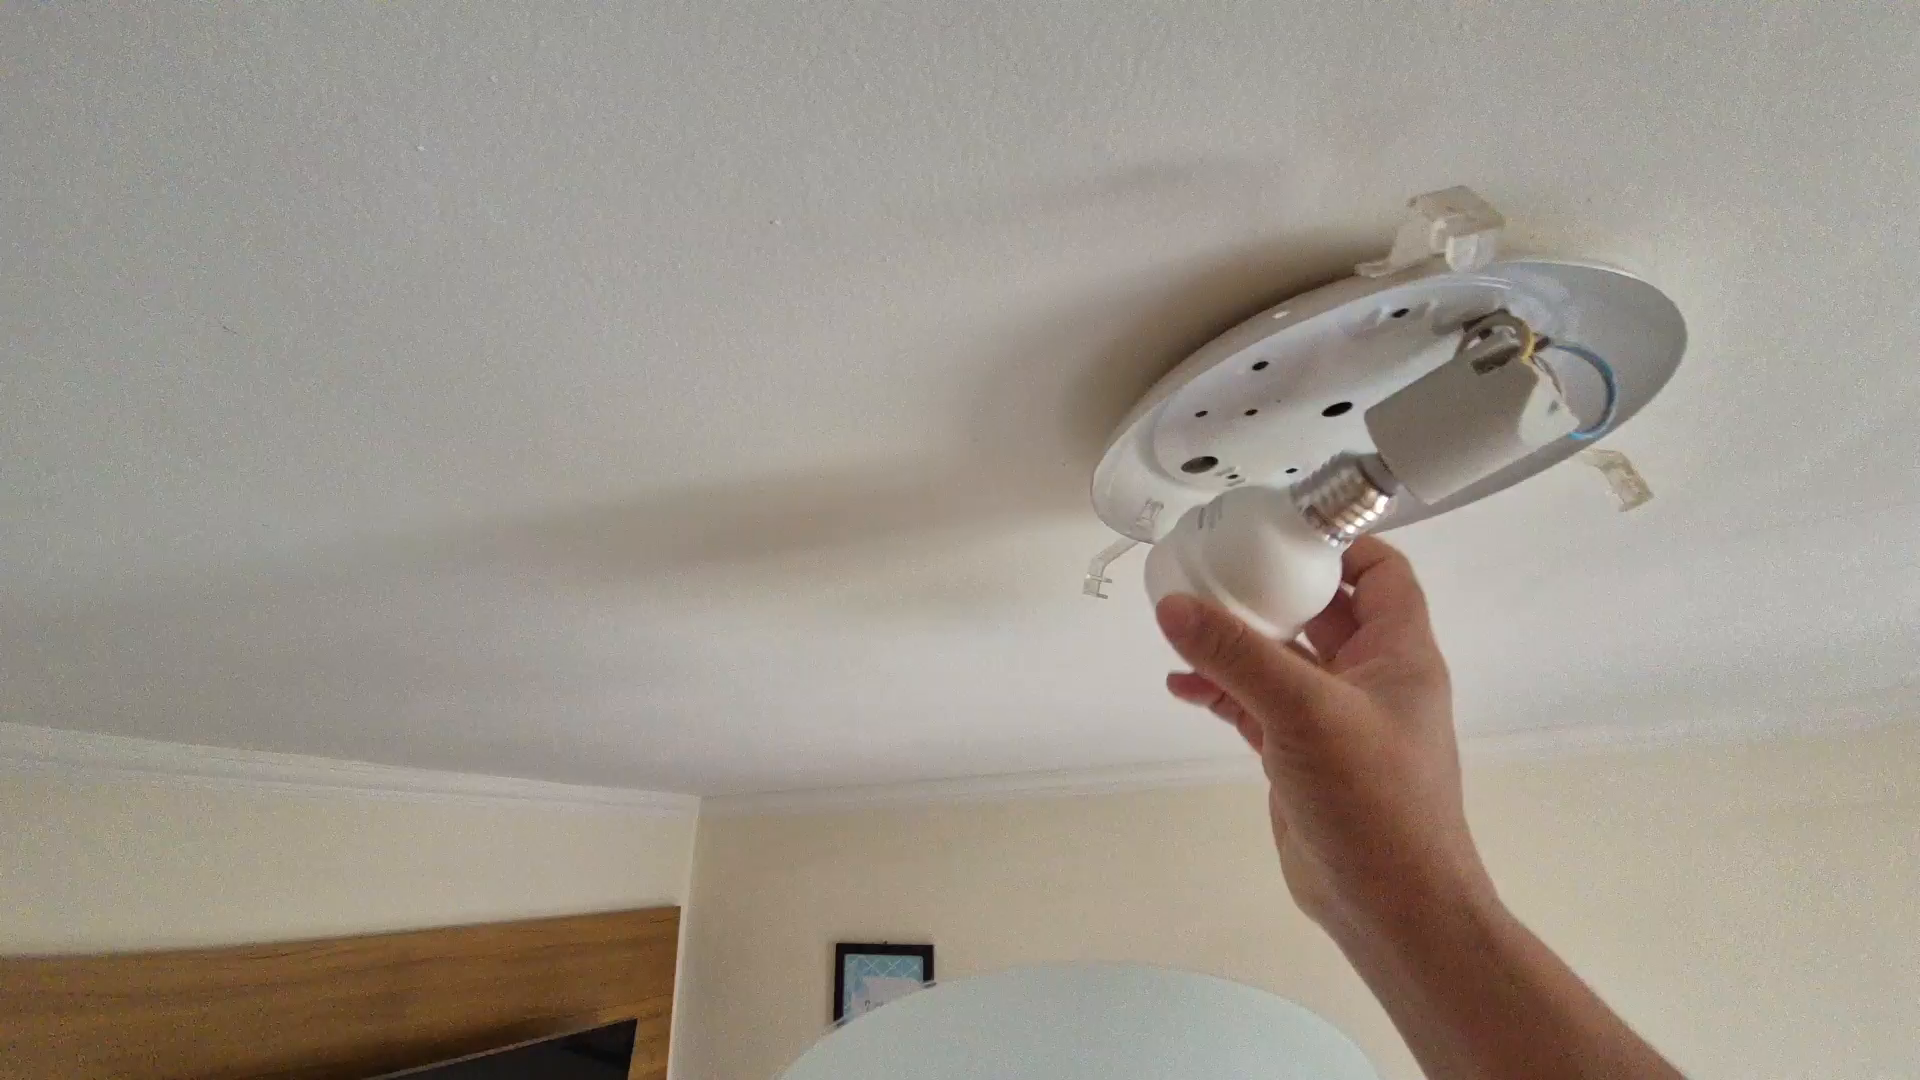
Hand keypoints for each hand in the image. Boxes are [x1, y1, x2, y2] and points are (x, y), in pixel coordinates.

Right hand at [1157, 536, 1495, 941]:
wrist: (1388, 908)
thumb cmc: (1373, 801)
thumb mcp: (1304, 712)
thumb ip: (1236, 655)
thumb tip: (1173, 605)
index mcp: (1396, 652)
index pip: (1380, 571)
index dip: (1338, 541)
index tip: (1277, 525)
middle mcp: (1366, 676)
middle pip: (1317, 608)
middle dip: (1268, 586)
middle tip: (1214, 565)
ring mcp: (1329, 715)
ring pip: (1278, 656)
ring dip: (1234, 639)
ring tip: (1183, 622)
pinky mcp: (1297, 751)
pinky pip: (1253, 701)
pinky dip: (1219, 688)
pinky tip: (1181, 684)